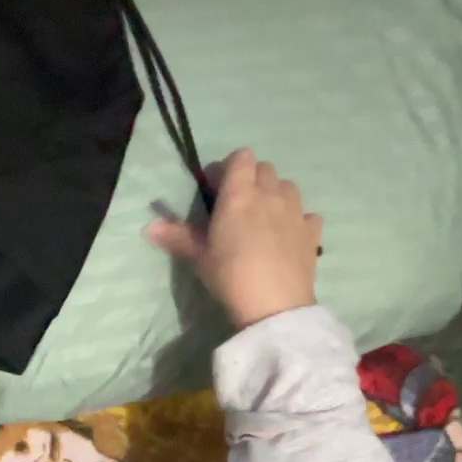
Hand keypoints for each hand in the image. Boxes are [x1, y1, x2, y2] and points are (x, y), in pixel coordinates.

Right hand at [146, 149, 322, 328]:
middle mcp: (271, 193)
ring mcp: (296, 210)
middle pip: (264, 168)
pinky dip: (296, 219)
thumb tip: (148, 226)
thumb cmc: (229, 276)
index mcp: (240, 194)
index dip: (229, 168)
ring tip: (262, 220)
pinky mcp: (312, 230)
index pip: (241, 157)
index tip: (216, 189)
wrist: (273, 305)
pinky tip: (286, 237)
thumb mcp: (198, 257)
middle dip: (251, 180)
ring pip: (287, 186)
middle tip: (236, 207)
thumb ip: (177, 236)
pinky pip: (305, 213)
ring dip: (274, 195)